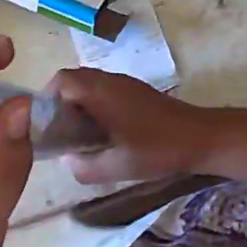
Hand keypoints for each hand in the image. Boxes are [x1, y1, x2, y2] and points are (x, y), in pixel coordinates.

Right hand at [47, 68, 223, 183]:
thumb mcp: (117, 166)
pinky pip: (105, 90)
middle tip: (60, 134)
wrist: (200, 137)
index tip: (46, 126)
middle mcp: (112, 80)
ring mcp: (126, 84)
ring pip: (90, 85)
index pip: (62, 80)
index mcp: (102, 91)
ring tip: (79, 136)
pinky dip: (95, 106)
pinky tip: (102, 133)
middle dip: (60, 104)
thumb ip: (85, 167)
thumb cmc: (158, 149)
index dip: (46, 99)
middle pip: (73, 80)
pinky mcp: (137, 91)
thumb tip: (67, 161)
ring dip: (78, 105)